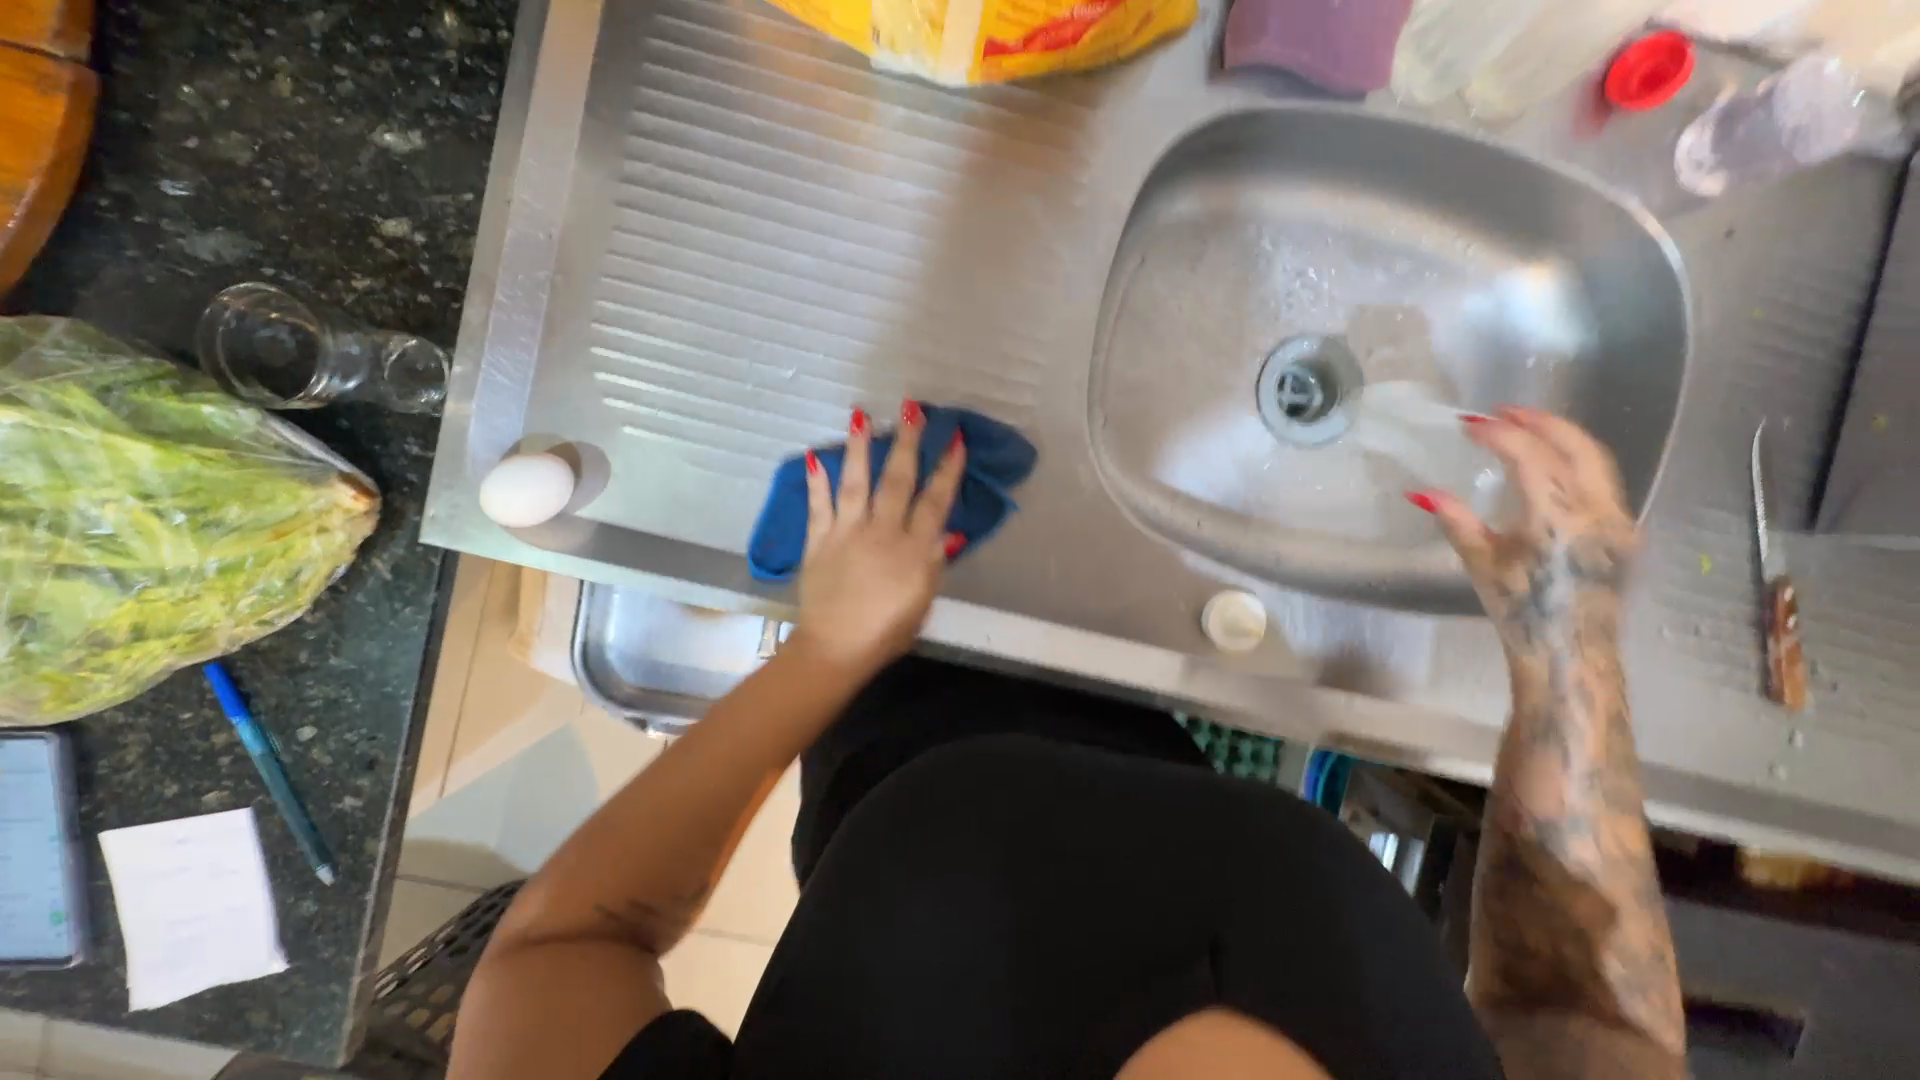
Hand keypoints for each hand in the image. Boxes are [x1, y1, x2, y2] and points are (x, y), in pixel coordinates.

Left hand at [790, 401, 965, 680]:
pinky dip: (817, 481)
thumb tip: (946, 533)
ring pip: (856, 481)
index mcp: (914, 551)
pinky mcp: (818, 540)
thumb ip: (933, 564)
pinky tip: (814, 456)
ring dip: (860, 447)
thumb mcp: (923, 602)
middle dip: (907, 442)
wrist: (836, 649)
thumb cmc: (887, 632)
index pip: (935, 501)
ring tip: (861, 415)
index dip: (947, 469)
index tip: (954, 439)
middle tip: (912, 408)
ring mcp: (847, 533)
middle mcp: (882, 533)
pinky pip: (818, 505)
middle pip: (898, 480)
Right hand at [1412, 407, 1635, 657]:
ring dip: (1561, 438)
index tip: (1470, 425)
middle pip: (1576, 448)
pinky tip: (1552, 464)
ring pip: (1596, 461)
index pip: (1530, 459)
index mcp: (1557, 521)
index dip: (1499, 436)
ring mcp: (1619, 521)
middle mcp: (1597, 513)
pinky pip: (1602, 481)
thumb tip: (1421, 492)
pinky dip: (1575, 461)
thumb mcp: (1481, 564)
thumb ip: (1456, 521)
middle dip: (1540, 423)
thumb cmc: (1521, 611)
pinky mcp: (1625, 531)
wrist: (1570, 652)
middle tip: (1504, 412)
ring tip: (1527, 428)